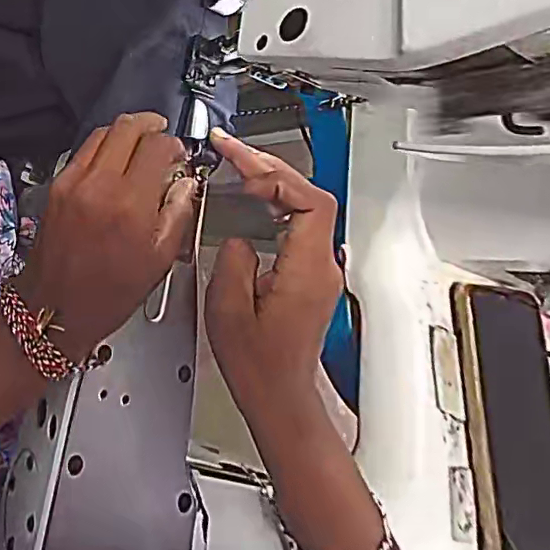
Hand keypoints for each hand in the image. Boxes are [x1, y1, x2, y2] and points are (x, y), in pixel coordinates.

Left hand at [18, 112, 197, 360]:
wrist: (54, 309)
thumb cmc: (107, 293)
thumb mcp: (159, 259)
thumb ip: (178, 213)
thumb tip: (186, 184)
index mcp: (130, 205)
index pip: (158, 146)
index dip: (175, 144)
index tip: (180, 154)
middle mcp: (99, 186)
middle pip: (128, 127)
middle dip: (151, 125)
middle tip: (163, 136)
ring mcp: (74, 182)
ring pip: (104, 132)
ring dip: (127, 132)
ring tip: (141, 145)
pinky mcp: (57, 185)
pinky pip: (84, 149)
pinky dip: (104, 146)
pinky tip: (115, 160)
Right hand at [204, 128, 344, 435]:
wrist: (280, 398)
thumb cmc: (259, 368)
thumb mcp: (228, 311)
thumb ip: (233, 260)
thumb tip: (238, 235)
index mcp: (307, 271)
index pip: (309, 201)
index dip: (276, 173)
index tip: (241, 161)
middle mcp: (321, 266)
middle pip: (308, 195)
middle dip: (268, 166)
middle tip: (232, 151)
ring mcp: (318, 268)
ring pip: (304, 204)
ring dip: (271, 179)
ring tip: (237, 164)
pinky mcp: (309, 272)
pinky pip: (297, 221)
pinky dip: (274, 200)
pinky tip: (251, 196)